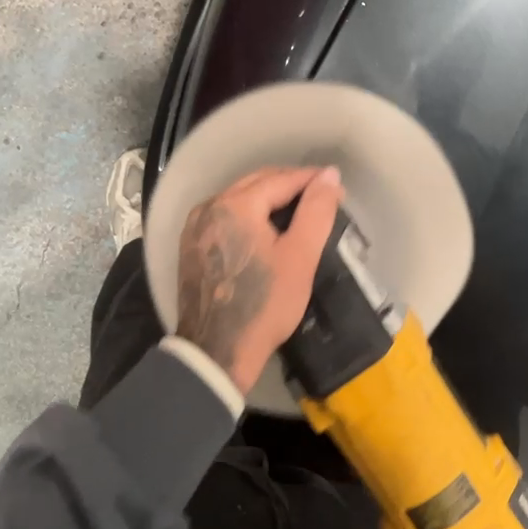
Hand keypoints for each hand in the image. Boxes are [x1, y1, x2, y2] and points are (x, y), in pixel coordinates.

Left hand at [174, 165, 342, 394]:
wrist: (217, 354)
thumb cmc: (264, 304)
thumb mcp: (300, 257)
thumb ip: (317, 211)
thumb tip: (329, 175)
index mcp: (235, 204)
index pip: (282, 179)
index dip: (312, 180)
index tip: (336, 187)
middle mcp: (210, 206)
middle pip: (258, 182)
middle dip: (290, 185)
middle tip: (320, 197)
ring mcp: (196, 226)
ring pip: (240, 197)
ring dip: (269, 198)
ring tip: (297, 212)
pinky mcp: (191, 245)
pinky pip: (225, 215)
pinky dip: (248, 214)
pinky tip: (265, 229)